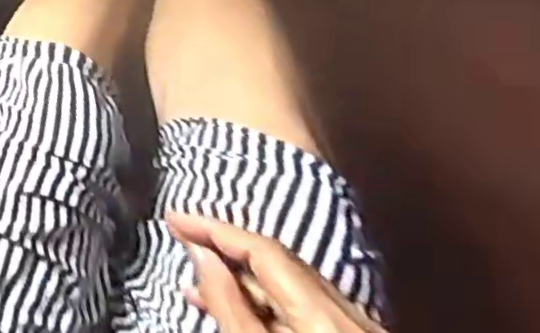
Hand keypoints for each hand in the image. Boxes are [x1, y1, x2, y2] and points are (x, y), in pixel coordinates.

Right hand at [169, 212, 388, 332]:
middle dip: (228, 250)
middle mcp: (355, 317)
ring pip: (297, 288)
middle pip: (282, 264)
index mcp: (328, 317)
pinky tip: (243, 308)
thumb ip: (228, 303)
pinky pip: (312, 310)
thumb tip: (200, 254)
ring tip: (203, 284)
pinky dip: (272, 302)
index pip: (264, 249)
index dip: (214, 227)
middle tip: (184, 242)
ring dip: (246, 279)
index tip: (173, 219)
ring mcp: (366, 331)